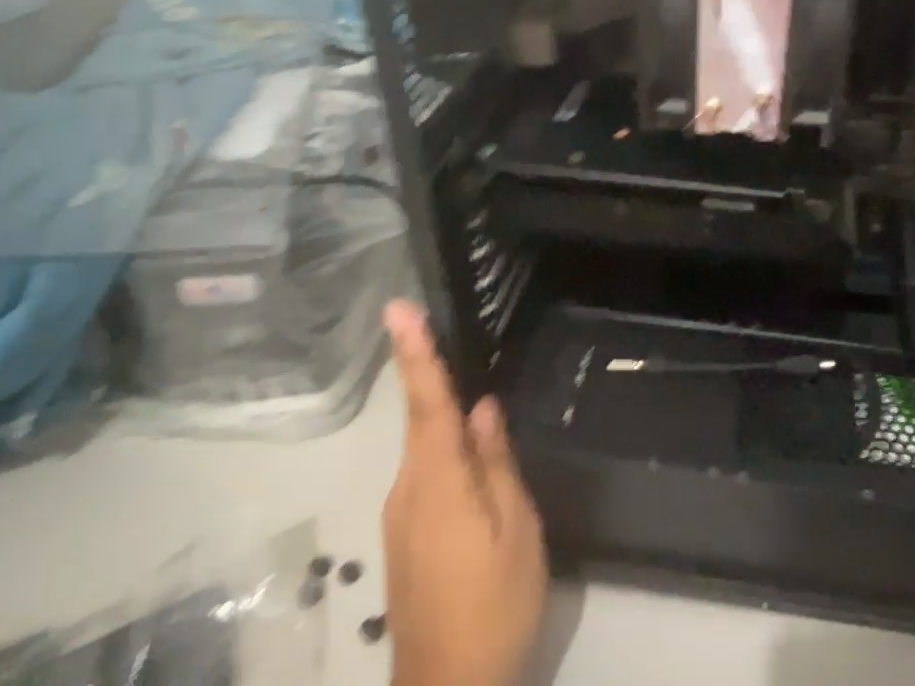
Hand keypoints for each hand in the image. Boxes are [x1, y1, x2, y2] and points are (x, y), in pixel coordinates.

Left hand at [382, 301, 546, 685]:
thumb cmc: (495, 604)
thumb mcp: (516, 530)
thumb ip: (496, 465)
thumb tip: (482, 409)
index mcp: (439, 483)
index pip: (428, 404)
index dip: (416, 354)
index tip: (398, 310)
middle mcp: (407, 491)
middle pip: (422, 425)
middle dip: (430, 382)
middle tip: (440, 340)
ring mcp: (399, 519)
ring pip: (425, 455)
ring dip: (444, 428)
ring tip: (481, 422)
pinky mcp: (402, 541)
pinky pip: (424, 482)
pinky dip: (445, 463)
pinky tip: (473, 479)